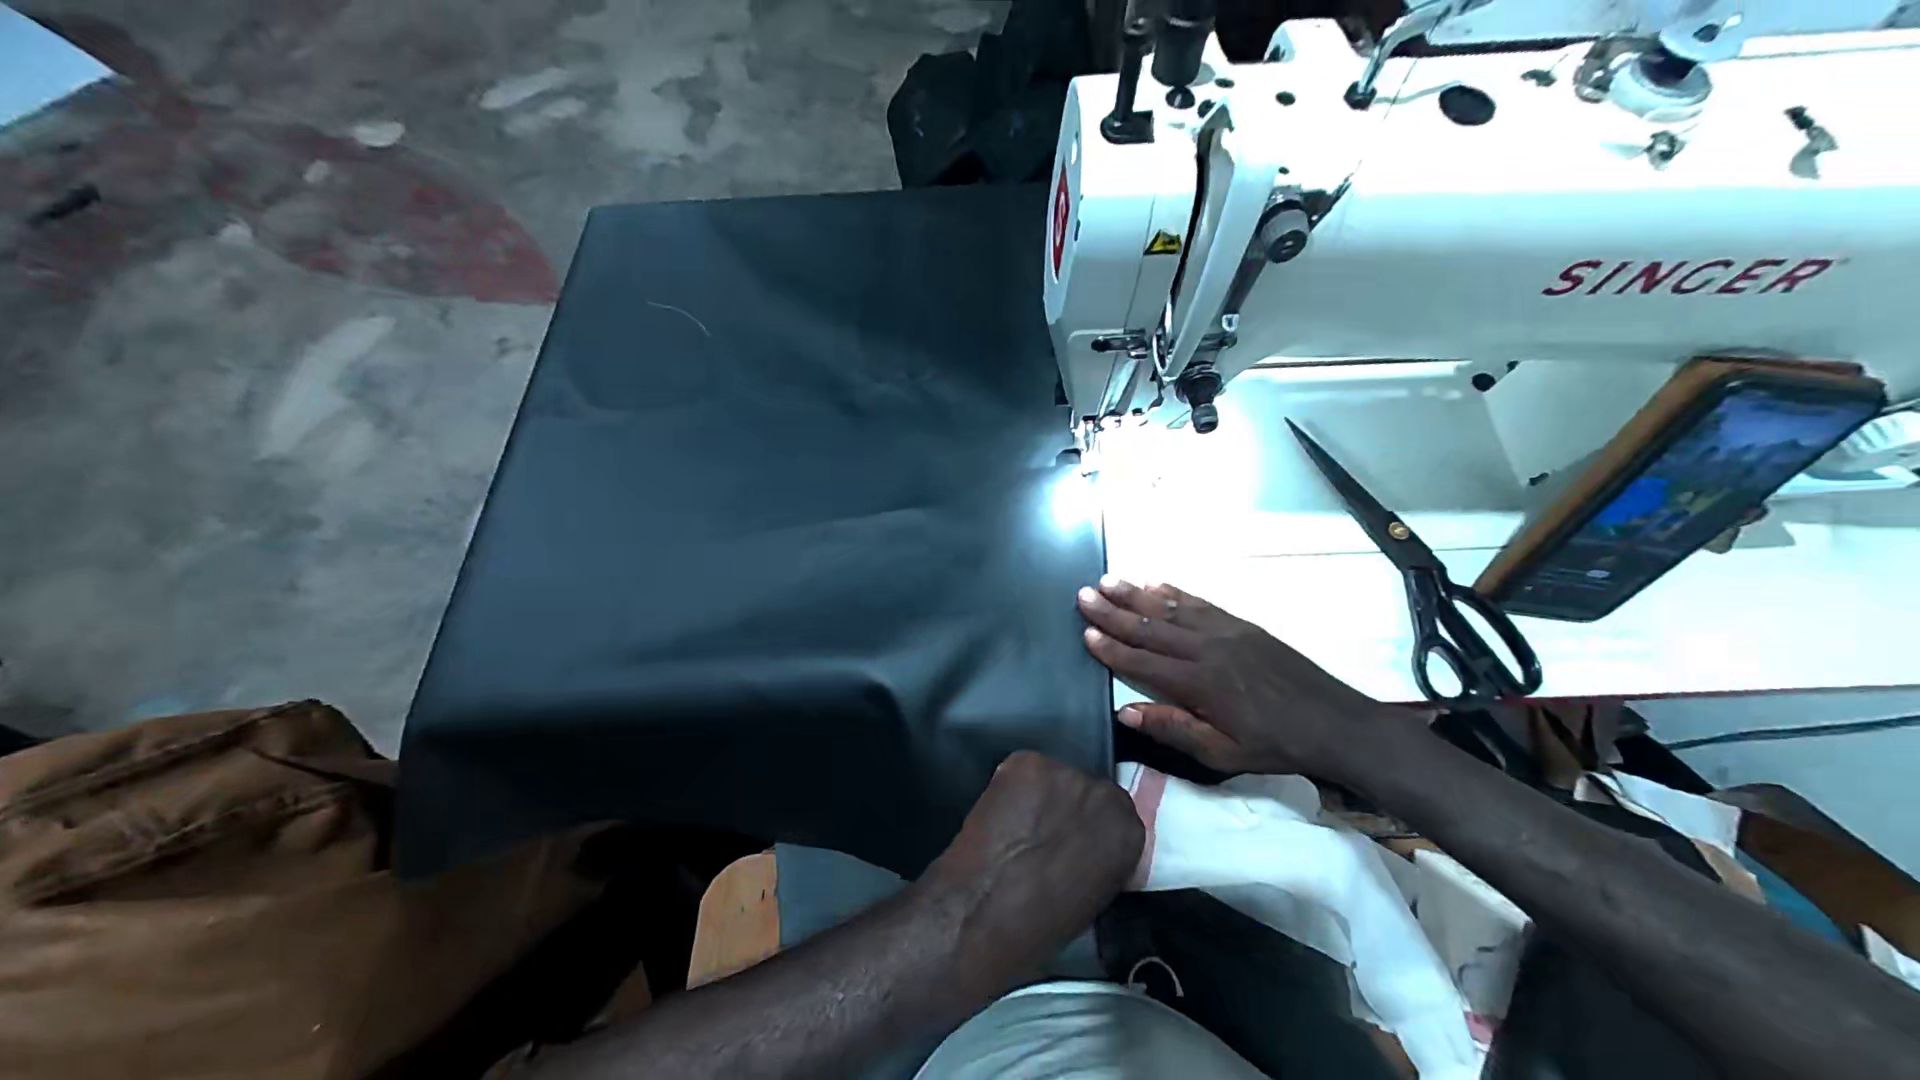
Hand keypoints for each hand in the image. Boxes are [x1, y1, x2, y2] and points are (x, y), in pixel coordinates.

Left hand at [921, 751, 1142, 974]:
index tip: (1072, 837)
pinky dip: (1010, 787)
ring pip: (1051, 776)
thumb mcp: (1094, 895)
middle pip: (1085, 788)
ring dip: (1038, 795)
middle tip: (1043, 829)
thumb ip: (1100, 857)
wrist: (989, 910)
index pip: (1114, 812)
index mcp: (1128, 829)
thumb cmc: (1043, 923)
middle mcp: (1103, 792)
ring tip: (1017, 822)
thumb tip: (1085, 845)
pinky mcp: (1026, 762)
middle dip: (1067, 805)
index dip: (1088, 824)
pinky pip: (1020, 770)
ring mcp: (1063, 772)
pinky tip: (1000, 812)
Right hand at [1077, 576, 1404, 778]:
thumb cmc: (1273, 744)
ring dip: (1136, 594)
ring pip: (1170, 607)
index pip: (1142, 661)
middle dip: (1113, 611)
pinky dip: (1173, 591)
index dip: (1111, 648)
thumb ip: (1173, 729)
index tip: (1085, 633)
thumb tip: (1124, 712)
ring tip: (1107, 580)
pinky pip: (1199, 602)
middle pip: (1149, 626)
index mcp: (1198, 683)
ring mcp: (1225, 631)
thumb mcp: (1222, 753)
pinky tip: (1154, 583)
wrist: (1333, 722)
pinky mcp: (1241, 624)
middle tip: (1083, 595)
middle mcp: (1206, 649)